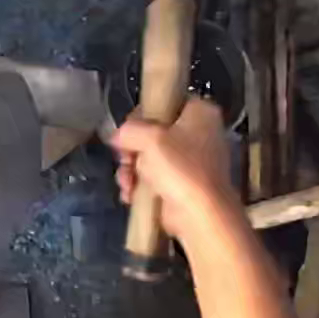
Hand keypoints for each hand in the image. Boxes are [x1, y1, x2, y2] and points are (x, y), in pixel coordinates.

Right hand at [109, 98, 239, 242]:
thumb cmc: (179, 168)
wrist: (200, 215)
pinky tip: (131, 195)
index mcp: (200, 113)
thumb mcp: (149, 138)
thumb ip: (129, 130)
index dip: (141, 116)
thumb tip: (118, 136)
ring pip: (151, 158)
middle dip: (133, 150)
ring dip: (132, 171)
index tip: (127, 131)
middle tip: (125, 159)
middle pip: (154, 133)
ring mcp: (192, 162)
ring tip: (127, 182)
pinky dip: (141, 187)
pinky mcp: (183, 186)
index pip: (165, 102)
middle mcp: (200, 134)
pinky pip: (155, 179)